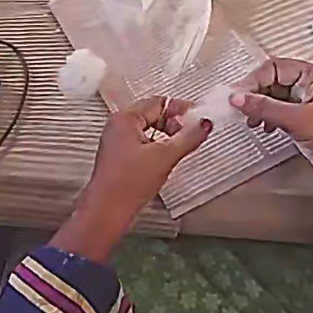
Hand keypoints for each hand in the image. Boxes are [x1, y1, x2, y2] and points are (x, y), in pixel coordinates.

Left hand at [53, 98, 210, 260]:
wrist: (107, 209)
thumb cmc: (129, 182)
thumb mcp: (165, 156)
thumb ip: (188, 137)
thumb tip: (204, 123)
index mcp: (125, 119)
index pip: (158, 103)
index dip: (180, 108)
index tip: (197, 116)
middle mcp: (116, 126)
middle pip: (151, 114)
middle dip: (172, 122)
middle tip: (189, 133)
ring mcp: (115, 140)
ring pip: (146, 128)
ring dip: (165, 135)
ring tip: (177, 148)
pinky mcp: (117, 155)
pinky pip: (140, 141)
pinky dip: (154, 145)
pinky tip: (163, 159)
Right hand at [229, 58, 312, 173]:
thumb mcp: (299, 121)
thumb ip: (264, 107)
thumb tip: (238, 98)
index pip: (276, 67)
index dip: (254, 81)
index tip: (237, 97)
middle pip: (277, 80)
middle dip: (257, 94)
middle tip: (241, 109)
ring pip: (280, 97)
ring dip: (263, 107)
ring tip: (253, 121)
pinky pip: (286, 111)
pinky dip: (273, 118)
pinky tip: (267, 127)